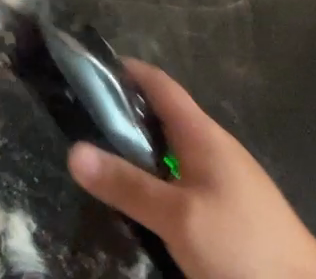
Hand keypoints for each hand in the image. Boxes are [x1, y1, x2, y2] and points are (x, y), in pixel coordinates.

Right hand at [68, 60, 315, 278]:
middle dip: (123, 116)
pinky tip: (138, 204)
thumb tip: (73, 150)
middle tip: (79, 123)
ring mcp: (225, 182)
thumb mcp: (178, 217)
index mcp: (203, 136)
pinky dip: (155, 182)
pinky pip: (182, 183)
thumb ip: (127, 185)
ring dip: (138, 153)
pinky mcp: (229, 212)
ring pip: (171, 154)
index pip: (160, 84)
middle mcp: (214, 150)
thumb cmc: (242, 245)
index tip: (86, 70)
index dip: (125, 70)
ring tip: (99, 163)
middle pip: (163, 118)